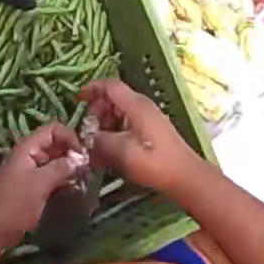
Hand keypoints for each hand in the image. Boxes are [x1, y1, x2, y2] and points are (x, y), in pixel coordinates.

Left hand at [0, 123, 86, 252]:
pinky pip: (47, 175)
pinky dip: (59, 178)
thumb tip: (79, 158)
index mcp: (27, 148)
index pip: (53, 129)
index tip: (82, 155)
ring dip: (66, 167)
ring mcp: (26, 171)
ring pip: (51, 160)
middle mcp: (27, 155)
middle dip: (70, 152)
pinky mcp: (28, 186)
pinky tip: (70, 188)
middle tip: (86, 168)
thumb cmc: (14, 205)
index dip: (69, 137)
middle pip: (53, 144)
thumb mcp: (40, 184)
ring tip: (81, 179)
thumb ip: (60, 168)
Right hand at [80, 79, 207, 195]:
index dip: (92, 88)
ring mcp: (148, 118)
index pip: (110, 86)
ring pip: (119, 112)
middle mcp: (142, 106)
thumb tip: (88, 139)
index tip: (77, 99)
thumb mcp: (123, 153)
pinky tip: (109, 152)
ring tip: (96, 145)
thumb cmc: (155, 163)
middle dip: (96, 112)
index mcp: (136, 105)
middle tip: (87, 132)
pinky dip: (115, 132)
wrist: (186, 177)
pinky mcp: (151, 131)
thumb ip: (101, 142)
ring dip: (105, 125)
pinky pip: (127, 123)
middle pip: (113, 98)